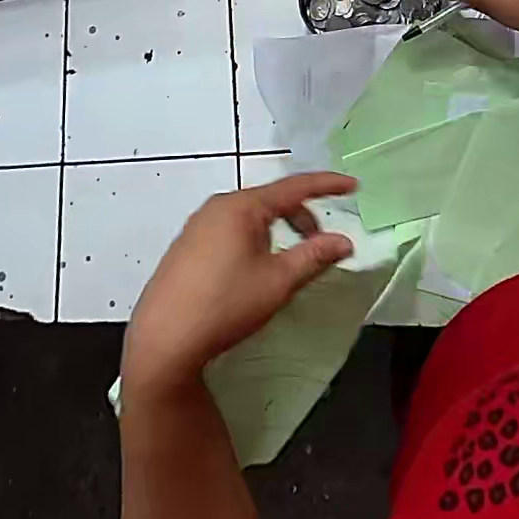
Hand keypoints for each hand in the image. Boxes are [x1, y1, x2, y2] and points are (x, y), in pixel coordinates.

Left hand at [121, 173, 357, 395]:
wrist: (166, 334)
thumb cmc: (226, 304)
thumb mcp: (278, 281)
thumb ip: (314, 256)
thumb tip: (343, 241)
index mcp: (242, 206)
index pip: (293, 187)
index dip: (326, 185)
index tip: (353, 185)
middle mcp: (218, 205)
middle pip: (270, 200)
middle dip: (300, 217)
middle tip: (319, 246)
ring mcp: (198, 223)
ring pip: (249, 216)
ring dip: (276, 231)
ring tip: (287, 263)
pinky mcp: (188, 242)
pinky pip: (230, 229)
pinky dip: (253, 238)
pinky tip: (253, 270)